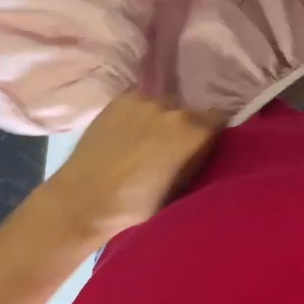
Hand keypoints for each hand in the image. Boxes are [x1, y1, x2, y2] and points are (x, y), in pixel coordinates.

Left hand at [42, 92, 221, 243]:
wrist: (85, 199)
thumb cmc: (138, 205)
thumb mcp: (181, 188)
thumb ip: (198, 160)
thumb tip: (206, 146)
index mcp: (193, 130)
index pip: (219, 118)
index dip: (213, 132)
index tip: (205, 145)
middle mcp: (172, 107)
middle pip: (189, 111)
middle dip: (186, 126)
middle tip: (173, 147)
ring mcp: (143, 99)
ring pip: (163, 105)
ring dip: (161, 119)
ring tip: (146, 140)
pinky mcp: (119, 98)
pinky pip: (140, 101)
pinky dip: (139, 114)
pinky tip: (129, 132)